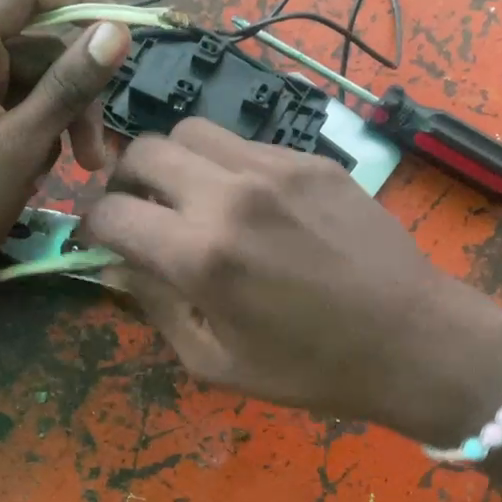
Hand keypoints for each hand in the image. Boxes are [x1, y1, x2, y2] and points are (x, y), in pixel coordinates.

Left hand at [0, 0, 133, 286]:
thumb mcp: (21, 146)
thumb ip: (68, 86)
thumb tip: (118, 31)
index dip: (82, 3)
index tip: (124, 39)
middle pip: (37, 47)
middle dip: (74, 94)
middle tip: (95, 156)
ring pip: (30, 83)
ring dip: (58, 122)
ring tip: (67, 172)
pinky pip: (11, 107)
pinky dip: (33, 134)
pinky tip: (33, 173)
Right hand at [83, 118, 501, 446]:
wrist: (412, 341)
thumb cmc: (305, 369)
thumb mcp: (212, 360)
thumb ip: (154, 304)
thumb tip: (114, 265)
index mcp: (201, 255)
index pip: (110, 213)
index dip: (89, 227)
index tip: (96, 241)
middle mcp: (230, 196)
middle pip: (142, 151)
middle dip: (122, 183)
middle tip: (134, 214)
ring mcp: (275, 169)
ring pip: (190, 132)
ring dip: (170, 164)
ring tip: (184, 200)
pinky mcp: (311, 160)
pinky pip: (242, 143)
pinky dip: (221, 166)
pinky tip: (241, 203)